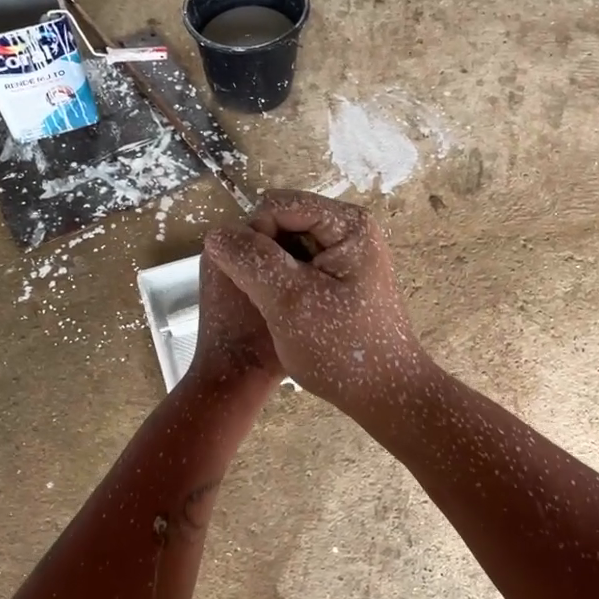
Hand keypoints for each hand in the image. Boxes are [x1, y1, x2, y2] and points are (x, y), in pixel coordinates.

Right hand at [203, 190, 428, 414]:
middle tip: (266, 300)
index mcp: (347, 223)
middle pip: (279, 221)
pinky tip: (285, 315)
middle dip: (261, 256)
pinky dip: (281, 286)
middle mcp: (348, 229)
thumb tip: (215, 233)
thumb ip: (250, 260)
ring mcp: (344, 253)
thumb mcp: (289, 301)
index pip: (275, 205)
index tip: (255, 283)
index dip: (253, 238)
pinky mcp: (338, 277)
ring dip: (269, 274)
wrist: (383, 394)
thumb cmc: (341, 350)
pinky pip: (294, 267)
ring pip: (282, 246)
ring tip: (276, 311)